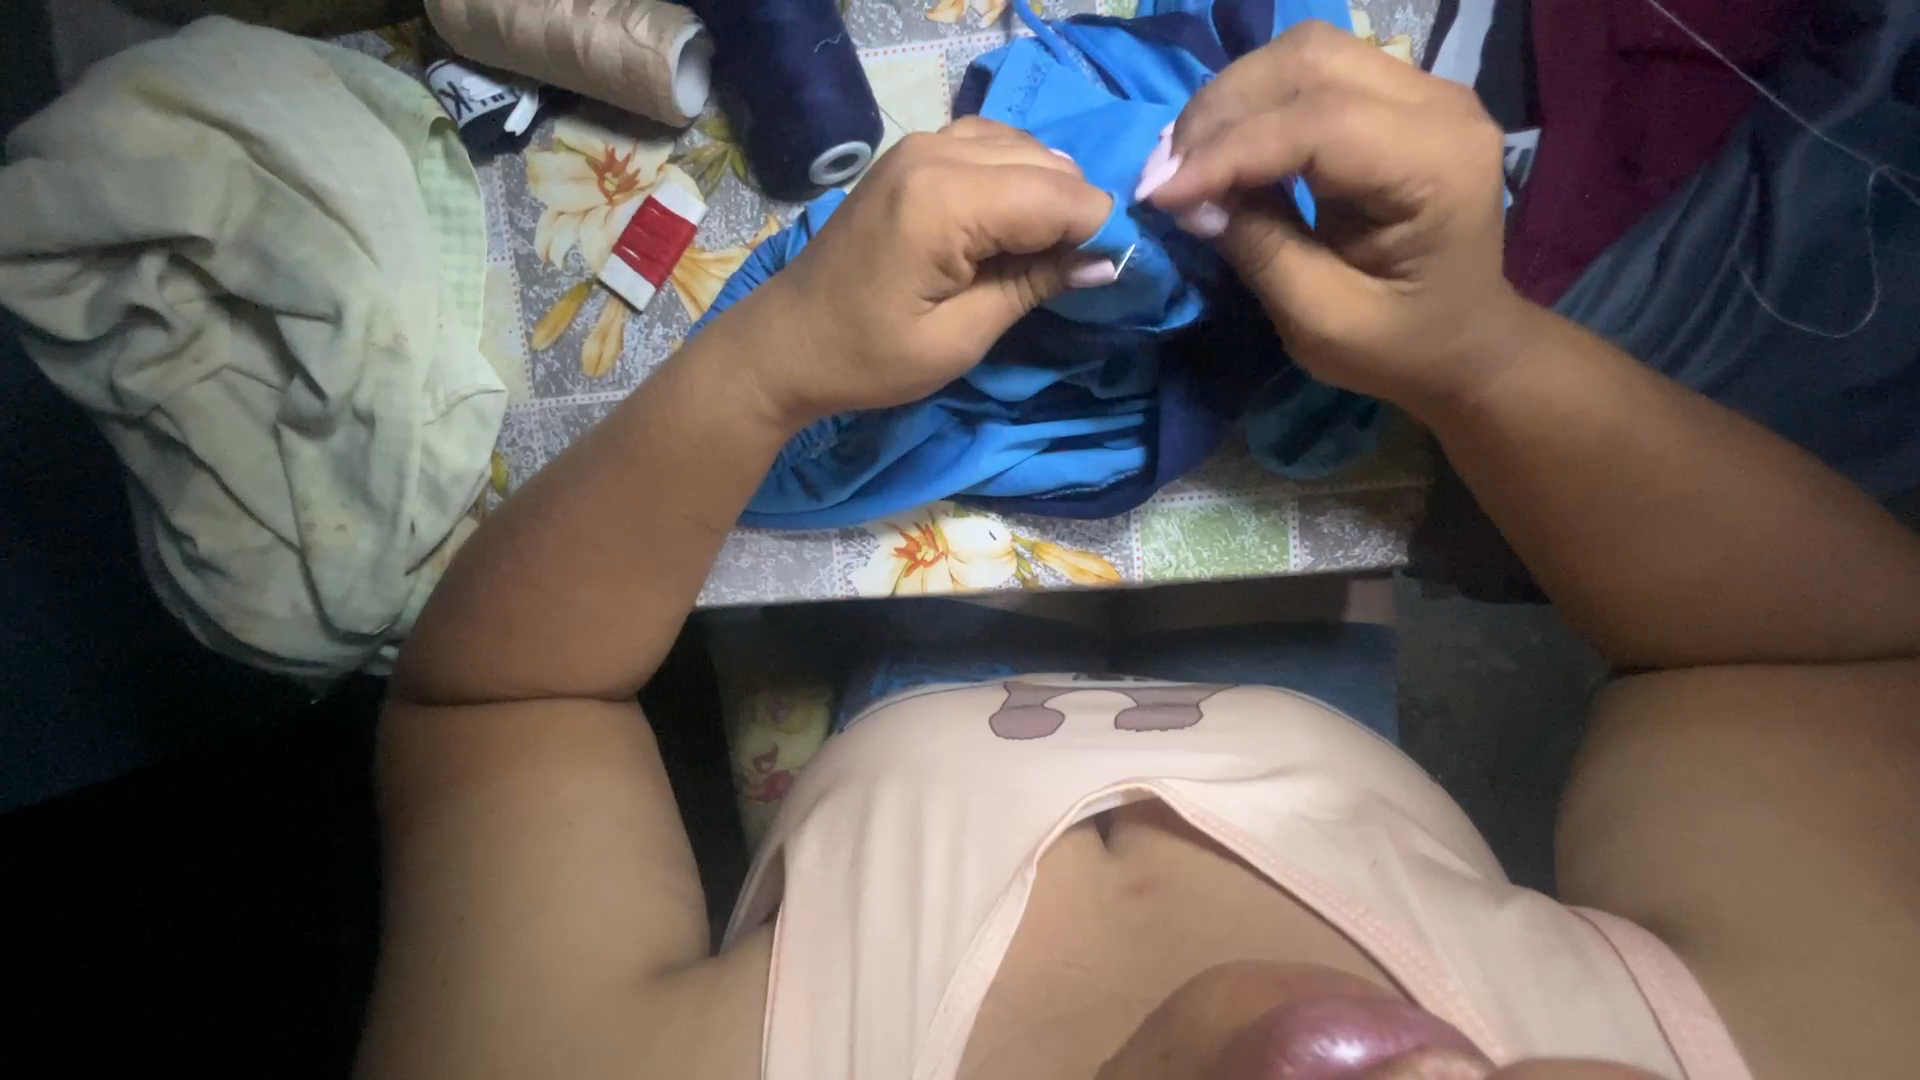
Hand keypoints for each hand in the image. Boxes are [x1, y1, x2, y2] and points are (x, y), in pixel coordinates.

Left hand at [727, 117, 1114, 425]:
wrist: (788, 343)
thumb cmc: (869, 358)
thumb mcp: (959, 338)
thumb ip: (1032, 286)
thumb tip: (1104, 260)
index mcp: (946, 200)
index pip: (1059, 195)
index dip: (1096, 233)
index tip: (1104, 277)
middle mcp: (936, 152)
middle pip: (1047, 163)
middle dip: (1074, 215)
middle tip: (1071, 274)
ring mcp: (921, 145)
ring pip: (1023, 149)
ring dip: (1045, 197)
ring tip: (1038, 256)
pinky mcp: (912, 156)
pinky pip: (989, 148)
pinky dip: (1014, 182)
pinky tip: (1008, 227)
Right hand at [1140, 22, 1526, 410]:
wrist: (1460, 342)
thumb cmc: (1395, 346)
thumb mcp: (1319, 319)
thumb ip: (1259, 251)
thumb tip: (1188, 200)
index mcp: (1434, 167)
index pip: (1317, 124)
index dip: (1226, 153)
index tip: (1157, 194)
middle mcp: (1437, 105)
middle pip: (1307, 61)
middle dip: (1218, 114)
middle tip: (1162, 178)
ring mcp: (1419, 91)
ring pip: (1302, 54)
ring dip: (1228, 103)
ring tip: (1181, 163)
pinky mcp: (1392, 99)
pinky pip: (1309, 75)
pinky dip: (1249, 107)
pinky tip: (1215, 149)